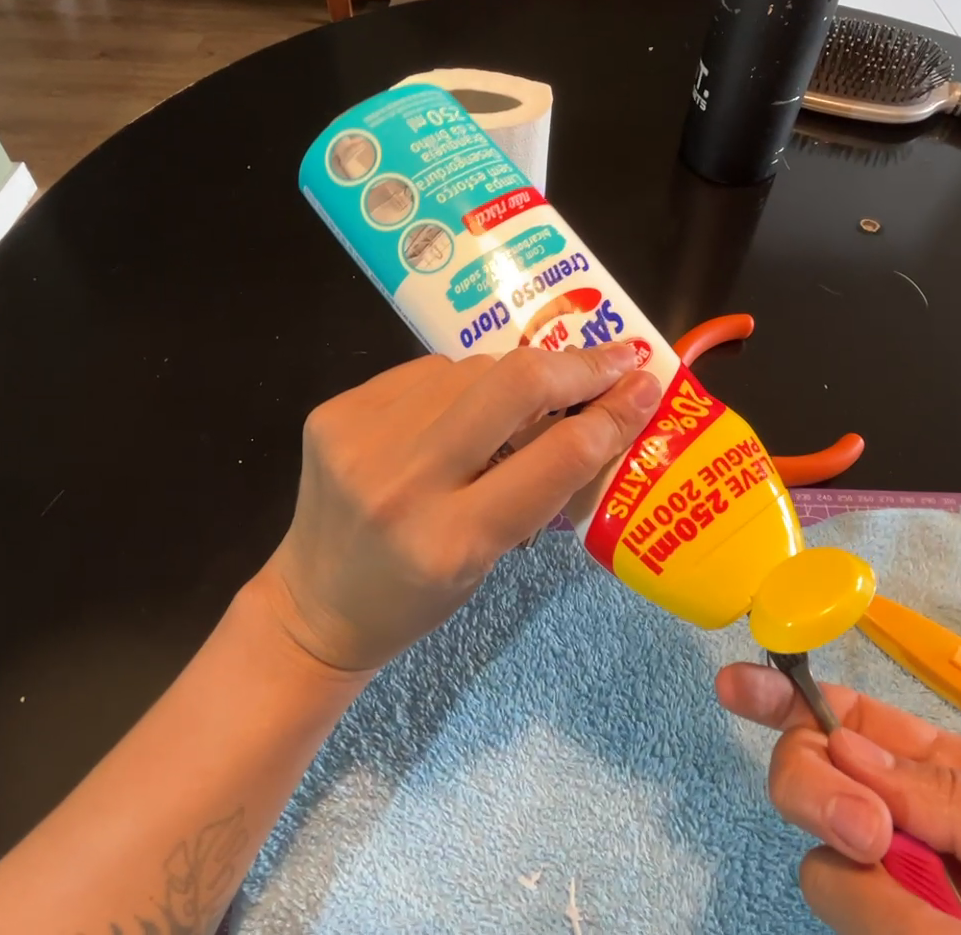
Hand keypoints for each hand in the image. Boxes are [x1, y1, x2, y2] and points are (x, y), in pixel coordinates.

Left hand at [254, 345, 661, 672]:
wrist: (314, 602)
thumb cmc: (415, 598)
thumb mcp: (489, 561)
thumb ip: (539, 487)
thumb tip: (598, 410)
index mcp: (452, 542)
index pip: (554, 460)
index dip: (612, 416)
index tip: (646, 386)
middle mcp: (403, 483)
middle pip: (513, 386)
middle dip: (577, 364)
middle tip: (617, 357)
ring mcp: (360, 439)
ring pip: (470, 368)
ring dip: (515, 375)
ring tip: (530, 395)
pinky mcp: (334, 412)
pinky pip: (424, 371)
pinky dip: (458, 383)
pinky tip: (460, 407)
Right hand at [716, 663, 960, 934]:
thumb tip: (847, 744)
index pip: (861, 724)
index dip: (791, 698)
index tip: (736, 687)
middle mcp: (924, 833)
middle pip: (818, 780)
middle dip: (817, 789)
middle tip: (866, 831)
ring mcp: (914, 902)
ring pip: (828, 870)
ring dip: (876, 893)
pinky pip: (863, 923)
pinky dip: (897, 930)